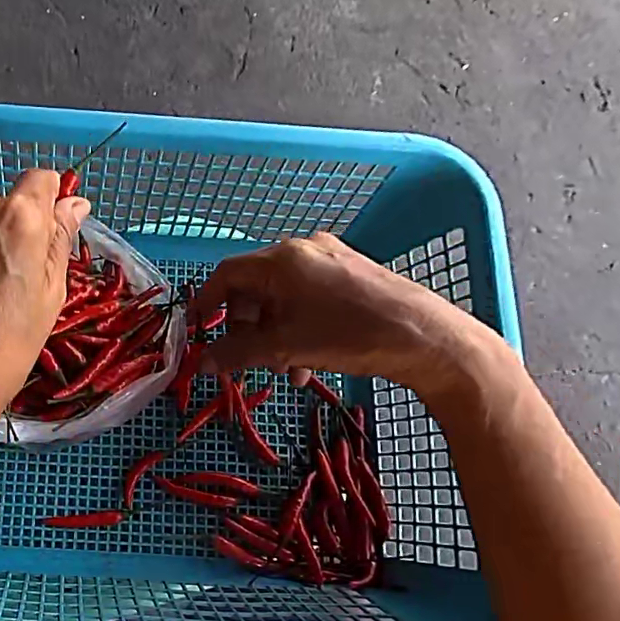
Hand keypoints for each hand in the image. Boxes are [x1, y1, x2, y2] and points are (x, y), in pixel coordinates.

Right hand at [190, 233, 503, 399]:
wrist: (423, 336)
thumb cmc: (350, 335)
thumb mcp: (286, 347)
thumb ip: (238, 353)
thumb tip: (203, 362)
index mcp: (281, 259)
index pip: (227, 274)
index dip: (206, 303)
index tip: (196, 328)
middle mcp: (304, 250)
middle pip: (255, 287)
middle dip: (247, 327)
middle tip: (250, 360)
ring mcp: (331, 260)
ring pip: (284, 297)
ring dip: (276, 334)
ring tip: (288, 370)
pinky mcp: (352, 275)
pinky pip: (310, 299)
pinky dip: (300, 327)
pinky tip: (311, 362)